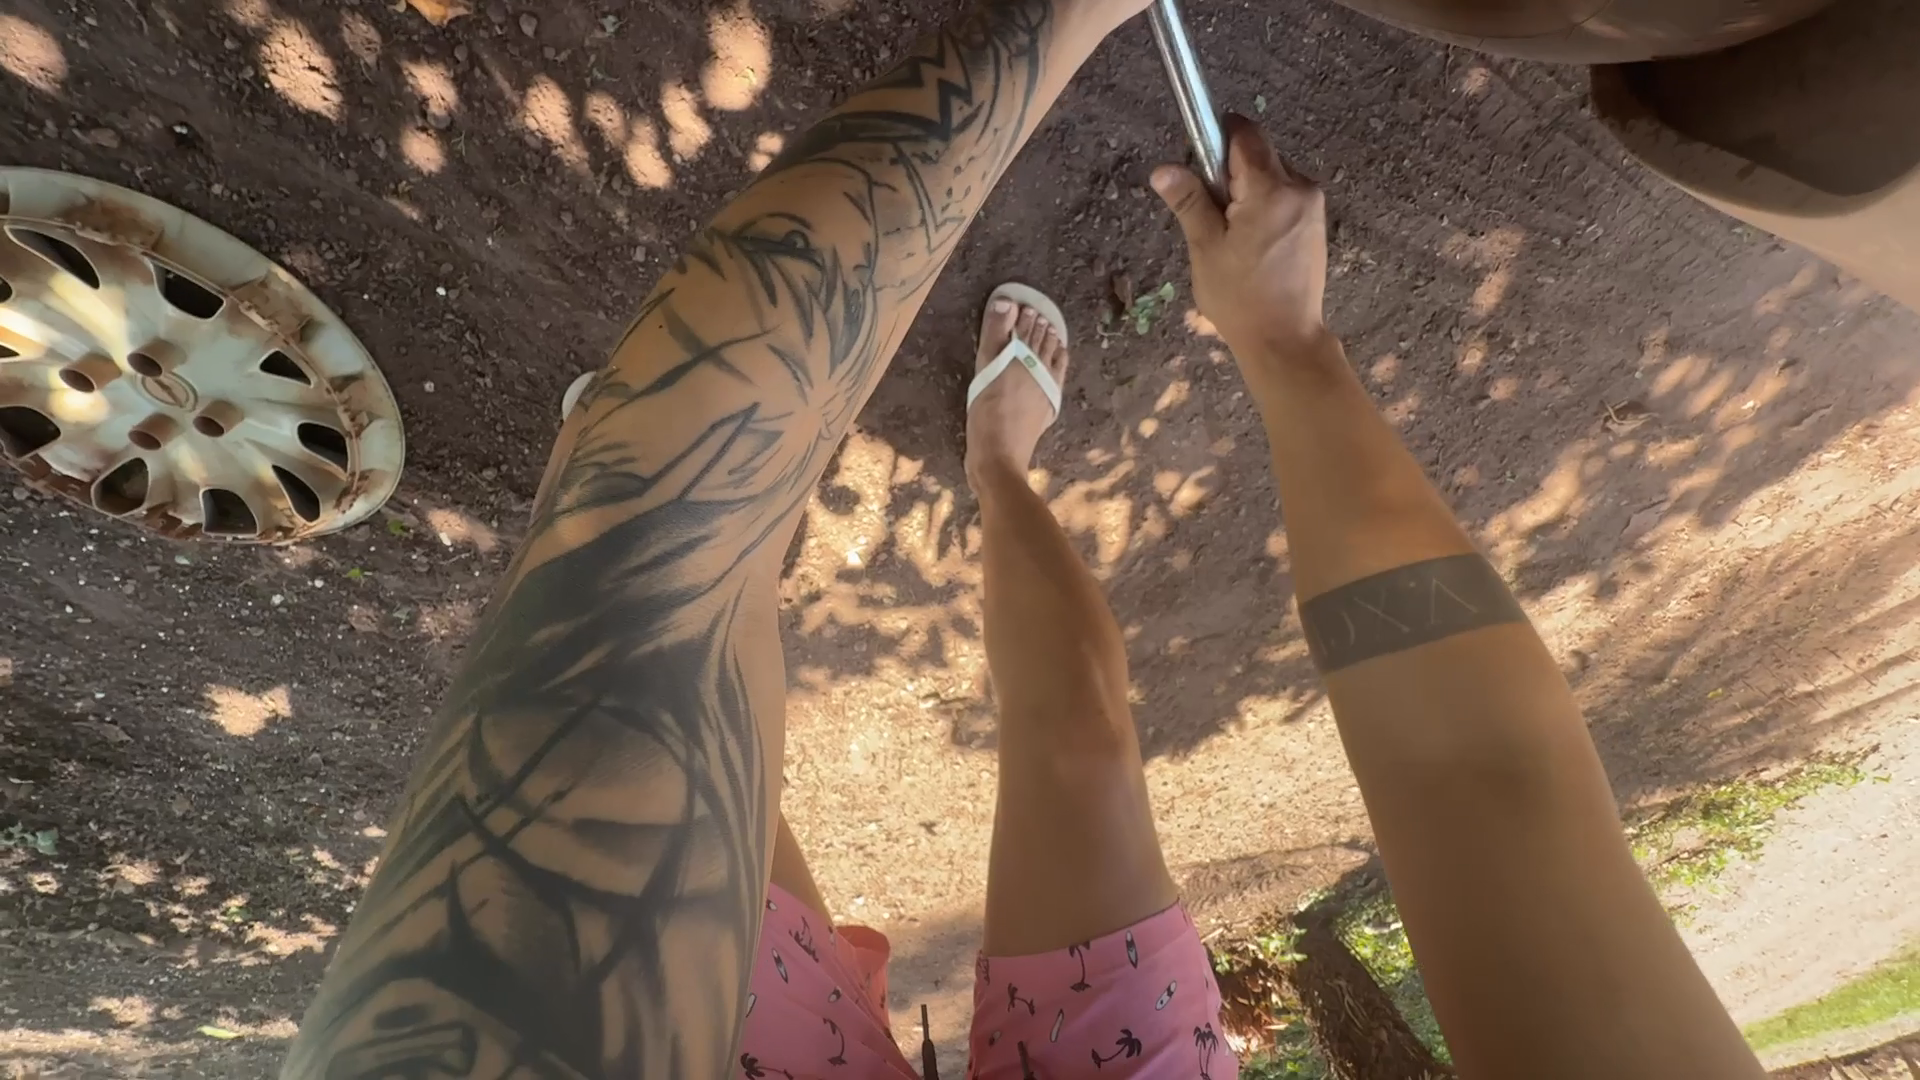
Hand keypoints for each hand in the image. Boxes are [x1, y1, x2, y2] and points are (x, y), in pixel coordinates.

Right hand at [1151, 114, 1329, 364]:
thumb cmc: (1239, 298)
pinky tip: (1252, 247)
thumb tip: (1161, 169)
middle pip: (1259, 156)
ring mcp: (1313, 205)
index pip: (1244, 134)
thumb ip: (1189, 202)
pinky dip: (1264, 210)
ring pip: (1273, 178)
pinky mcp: (1316, 224)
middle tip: (1212, 219)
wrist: (1283, 337)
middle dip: (1231, 176)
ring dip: (1248, 194)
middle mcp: (1300, 187)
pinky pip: (1285, 199)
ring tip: (1233, 240)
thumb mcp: (1206, 249)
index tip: (1198, 169)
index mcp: (1271, 189)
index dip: (1216, 140)